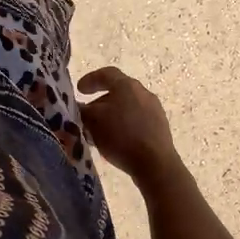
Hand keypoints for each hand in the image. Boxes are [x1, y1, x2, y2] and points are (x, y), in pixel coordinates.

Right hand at [79, 66, 182, 187]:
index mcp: (127, 85)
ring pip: (127, 108)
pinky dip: (124, 127)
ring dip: (112, 116)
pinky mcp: (160, 129)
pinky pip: (137, 122)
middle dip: (100, 102)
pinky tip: (116, 142)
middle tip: (88, 115)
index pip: (106, 74)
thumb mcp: (93, 121)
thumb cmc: (121, 135)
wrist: (155, 164)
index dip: (90, 80)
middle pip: (118, 92)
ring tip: (100, 131)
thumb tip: (80, 108)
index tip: (79, 90)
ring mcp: (155, 111)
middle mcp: (143, 93)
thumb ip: (83, 110)